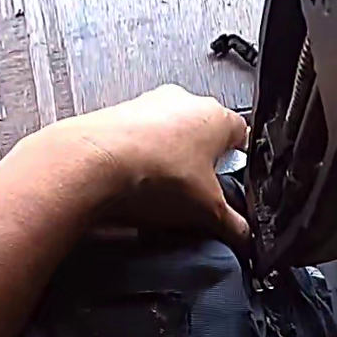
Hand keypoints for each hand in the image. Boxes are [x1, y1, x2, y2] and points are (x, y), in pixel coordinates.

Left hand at [51, 84, 249, 244]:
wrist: (95, 164)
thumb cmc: (153, 172)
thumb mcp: (207, 211)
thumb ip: (232, 224)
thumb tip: (242, 234)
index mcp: (216, 116)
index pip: (242, 135)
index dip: (240, 163)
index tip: (233, 183)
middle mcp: (183, 101)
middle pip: (202, 137)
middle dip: (200, 167)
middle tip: (196, 197)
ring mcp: (146, 106)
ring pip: (168, 138)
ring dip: (167, 164)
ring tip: (161, 198)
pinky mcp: (115, 118)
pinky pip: (137, 144)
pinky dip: (139, 164)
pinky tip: (134, 191)